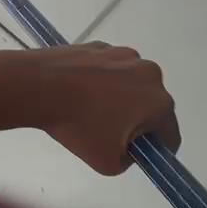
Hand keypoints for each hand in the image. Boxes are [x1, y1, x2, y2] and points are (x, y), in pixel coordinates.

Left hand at [4, 43, 179, 174]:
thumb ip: (130, 160)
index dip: (155, 150)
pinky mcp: (98, 44)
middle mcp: (149, 72)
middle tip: (105, 132)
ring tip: (86, 109)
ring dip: (118, 97)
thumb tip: (129, 147)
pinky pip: (108, 69)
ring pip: (129, 84)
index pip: (169, 135)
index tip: (134, 154)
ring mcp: (122, 54)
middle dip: (135, 121)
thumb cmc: (77, 125)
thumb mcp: (109, 163)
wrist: (37, 85)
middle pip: (151, 106)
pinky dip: (99, 80)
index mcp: (159, 102)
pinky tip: (77, 89)